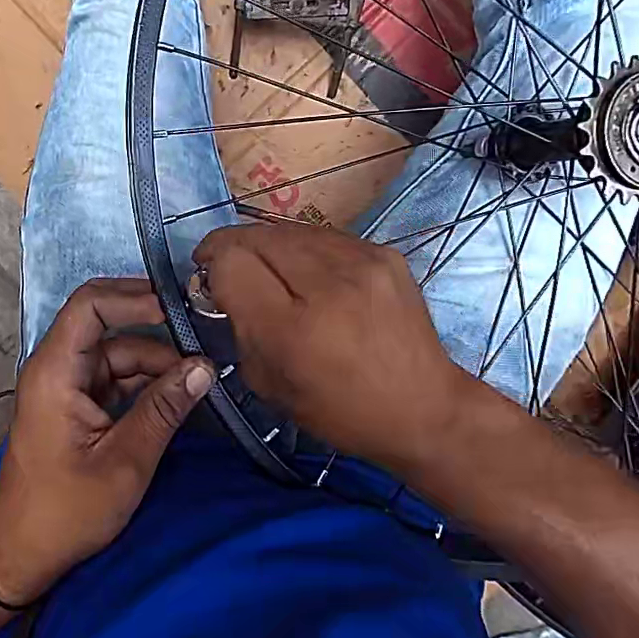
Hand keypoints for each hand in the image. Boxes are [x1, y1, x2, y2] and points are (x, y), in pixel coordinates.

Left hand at [0, 278, 213, 605]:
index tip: (178, 307)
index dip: (133, 297)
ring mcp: (66, 384)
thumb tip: (204, 367)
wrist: (22, 551)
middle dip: (150, 322)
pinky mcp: (76, 403)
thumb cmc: (66, 510)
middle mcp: (56, 366)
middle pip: (103, 322)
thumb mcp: (124, 462)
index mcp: (55, 370)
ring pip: (115, 351)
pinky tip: (179, 391)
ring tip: (201, 371)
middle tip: (199, 328)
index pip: (89, 306)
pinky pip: (114, 376)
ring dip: (155, 358)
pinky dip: (145, 380)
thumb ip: (163, 410)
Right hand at [193, 224, 481, 473]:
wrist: (427, 408)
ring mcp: (361, 262)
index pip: (231, 261)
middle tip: (228, 269)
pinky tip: (305, 271)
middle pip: (254, 236)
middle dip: (231, 248)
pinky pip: (319, 235)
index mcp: (293, 328)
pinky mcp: (383, 252)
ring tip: (267, 269)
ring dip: (264, 245)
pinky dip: (300, 248)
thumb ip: (237, 326)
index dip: (213, 267)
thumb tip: (219, 283)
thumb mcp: (266, 382)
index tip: (211, 283)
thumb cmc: (338, 408)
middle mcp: (328, 284)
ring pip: (285, 229)